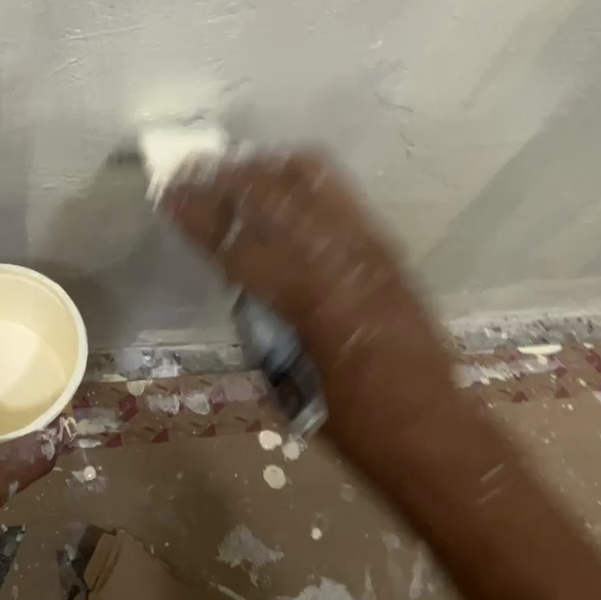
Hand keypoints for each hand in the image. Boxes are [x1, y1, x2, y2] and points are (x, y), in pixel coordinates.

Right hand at [158, 151, 458, 448]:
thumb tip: (234, 273)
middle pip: (268, 192)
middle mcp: (337, 258)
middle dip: (221, 177)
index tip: (165, 194)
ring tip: (231, 169)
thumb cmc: (349, 418)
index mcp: (307, 299)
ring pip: (306, 176)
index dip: (195, 214)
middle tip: (188, 171)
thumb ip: (256, 311)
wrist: (435, 431)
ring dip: (260, 168)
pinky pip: (335, 189)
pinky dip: (297, 177)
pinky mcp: (384, 243)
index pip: (236, 240)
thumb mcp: (282, 370)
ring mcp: (365, 243)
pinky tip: (277, 181)